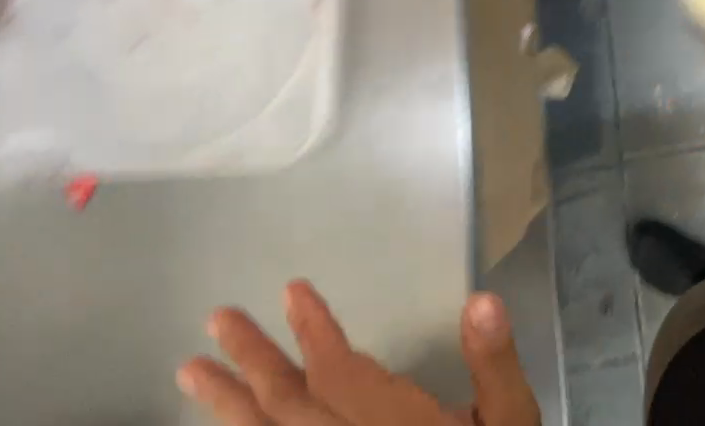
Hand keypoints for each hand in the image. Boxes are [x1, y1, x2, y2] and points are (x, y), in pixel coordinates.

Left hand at [178, 281, 539, 425]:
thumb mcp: (512, 419)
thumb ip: (495, 361)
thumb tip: (480, 299)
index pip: (339, 374)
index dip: (313, 331)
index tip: (291, 291)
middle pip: (288, 409)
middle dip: (252, 361)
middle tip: (218, 320)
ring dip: (230, 409)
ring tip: (193, 374)